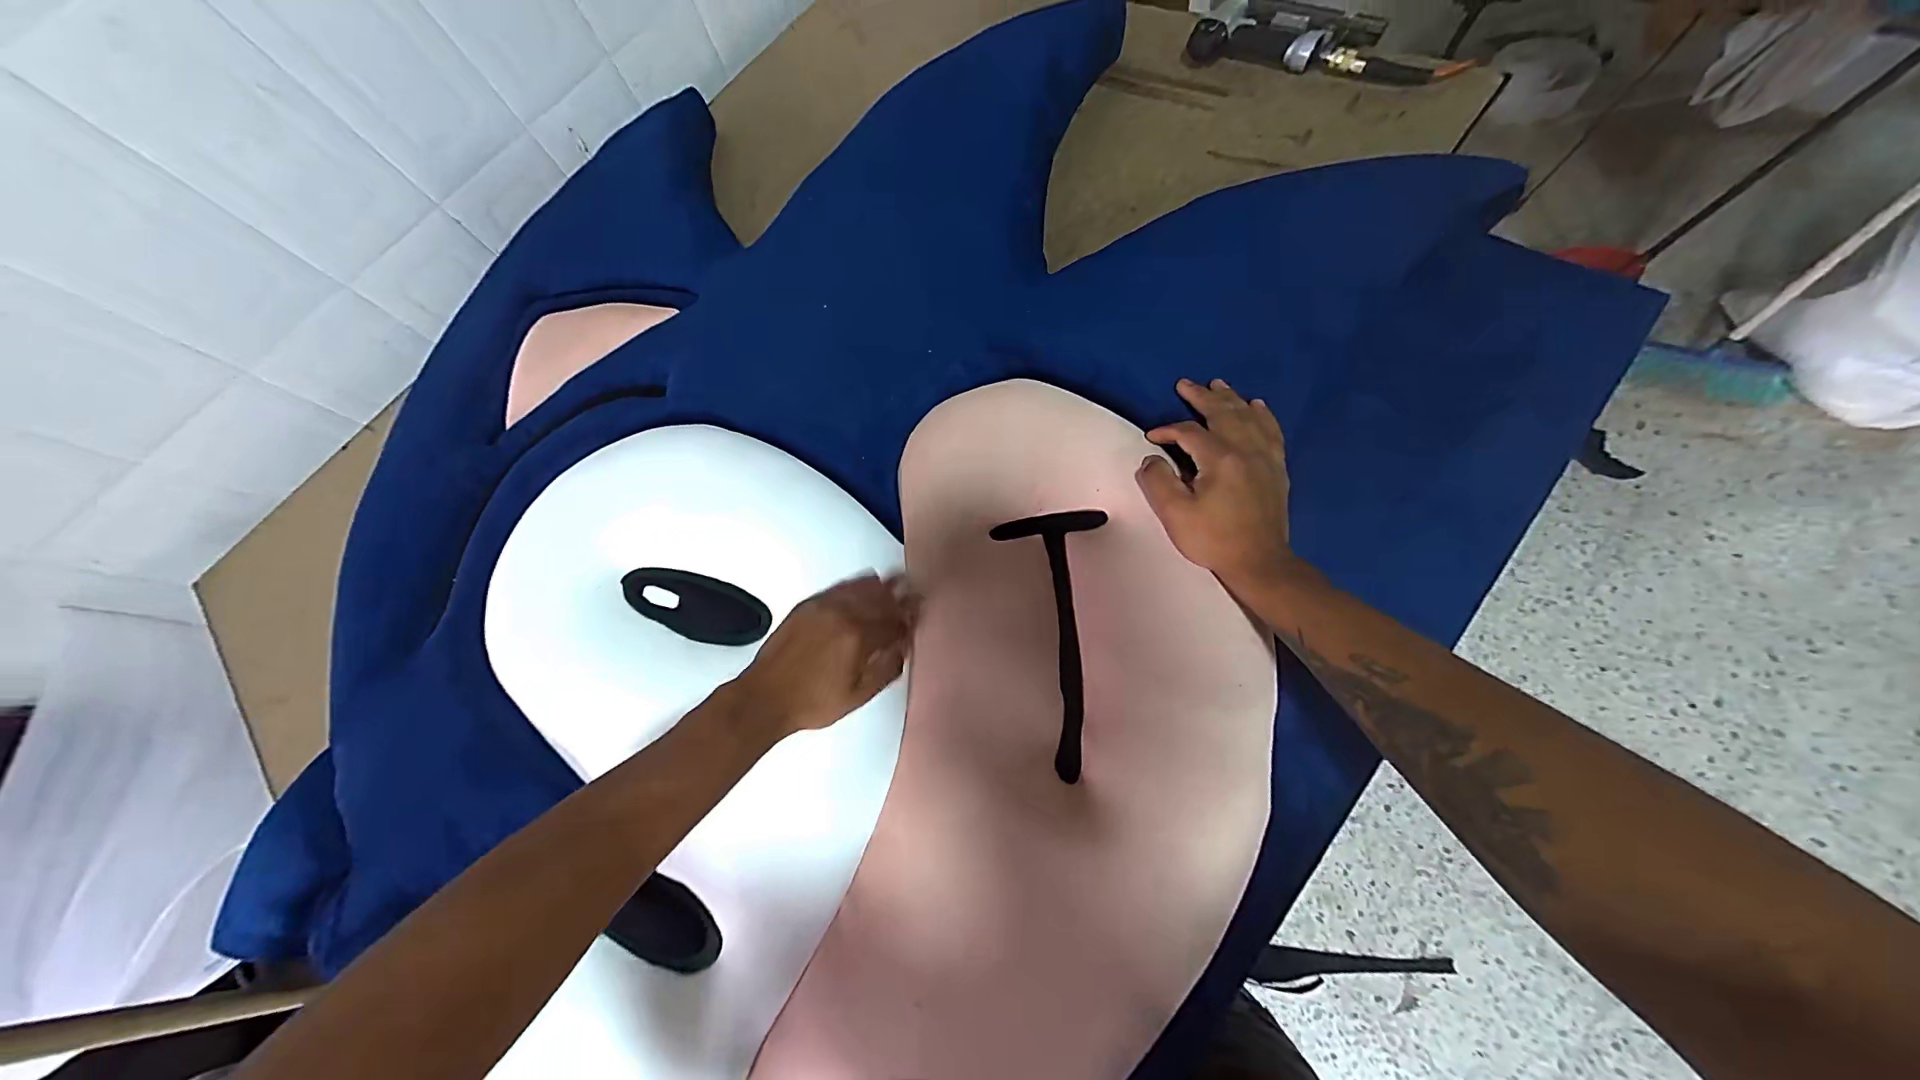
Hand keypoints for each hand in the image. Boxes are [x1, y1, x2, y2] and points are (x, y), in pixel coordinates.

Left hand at [730, 573, 918, 738]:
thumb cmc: (808, 701)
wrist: (767, 697)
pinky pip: (841, 586)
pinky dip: (858, 583)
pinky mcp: (808, 605)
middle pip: (883, 598)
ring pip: (863, 587)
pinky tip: (866, 584)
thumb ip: (887, 669)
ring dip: (884, 586)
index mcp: (859, 638)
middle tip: (914, 597)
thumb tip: (902, 649)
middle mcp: (842, 615)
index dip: (910, 619)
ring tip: (897, 584)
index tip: (917, 616)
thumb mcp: (858, 695)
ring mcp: (824, 607)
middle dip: (902, 597)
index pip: (895, 621)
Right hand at [1136, 378, 1298, 589]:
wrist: (1259, 562)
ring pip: (1248, 417)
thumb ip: (1159, 481)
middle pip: (1223, 413)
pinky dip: (1262, 415)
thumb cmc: (1214, 539)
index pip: (1190, 433)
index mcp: (1221, 459)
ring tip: (1218, 384)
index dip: (1168, 430)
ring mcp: (1266, 458)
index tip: (1152, 437)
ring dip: (1230, 399)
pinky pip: (1271, 431)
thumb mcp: (1175, 513)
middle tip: (1185, 384)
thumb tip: (1152, 458)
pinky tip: (1257, 406)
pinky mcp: (1276, 469)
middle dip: (1201, 397)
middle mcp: (1247, 450)